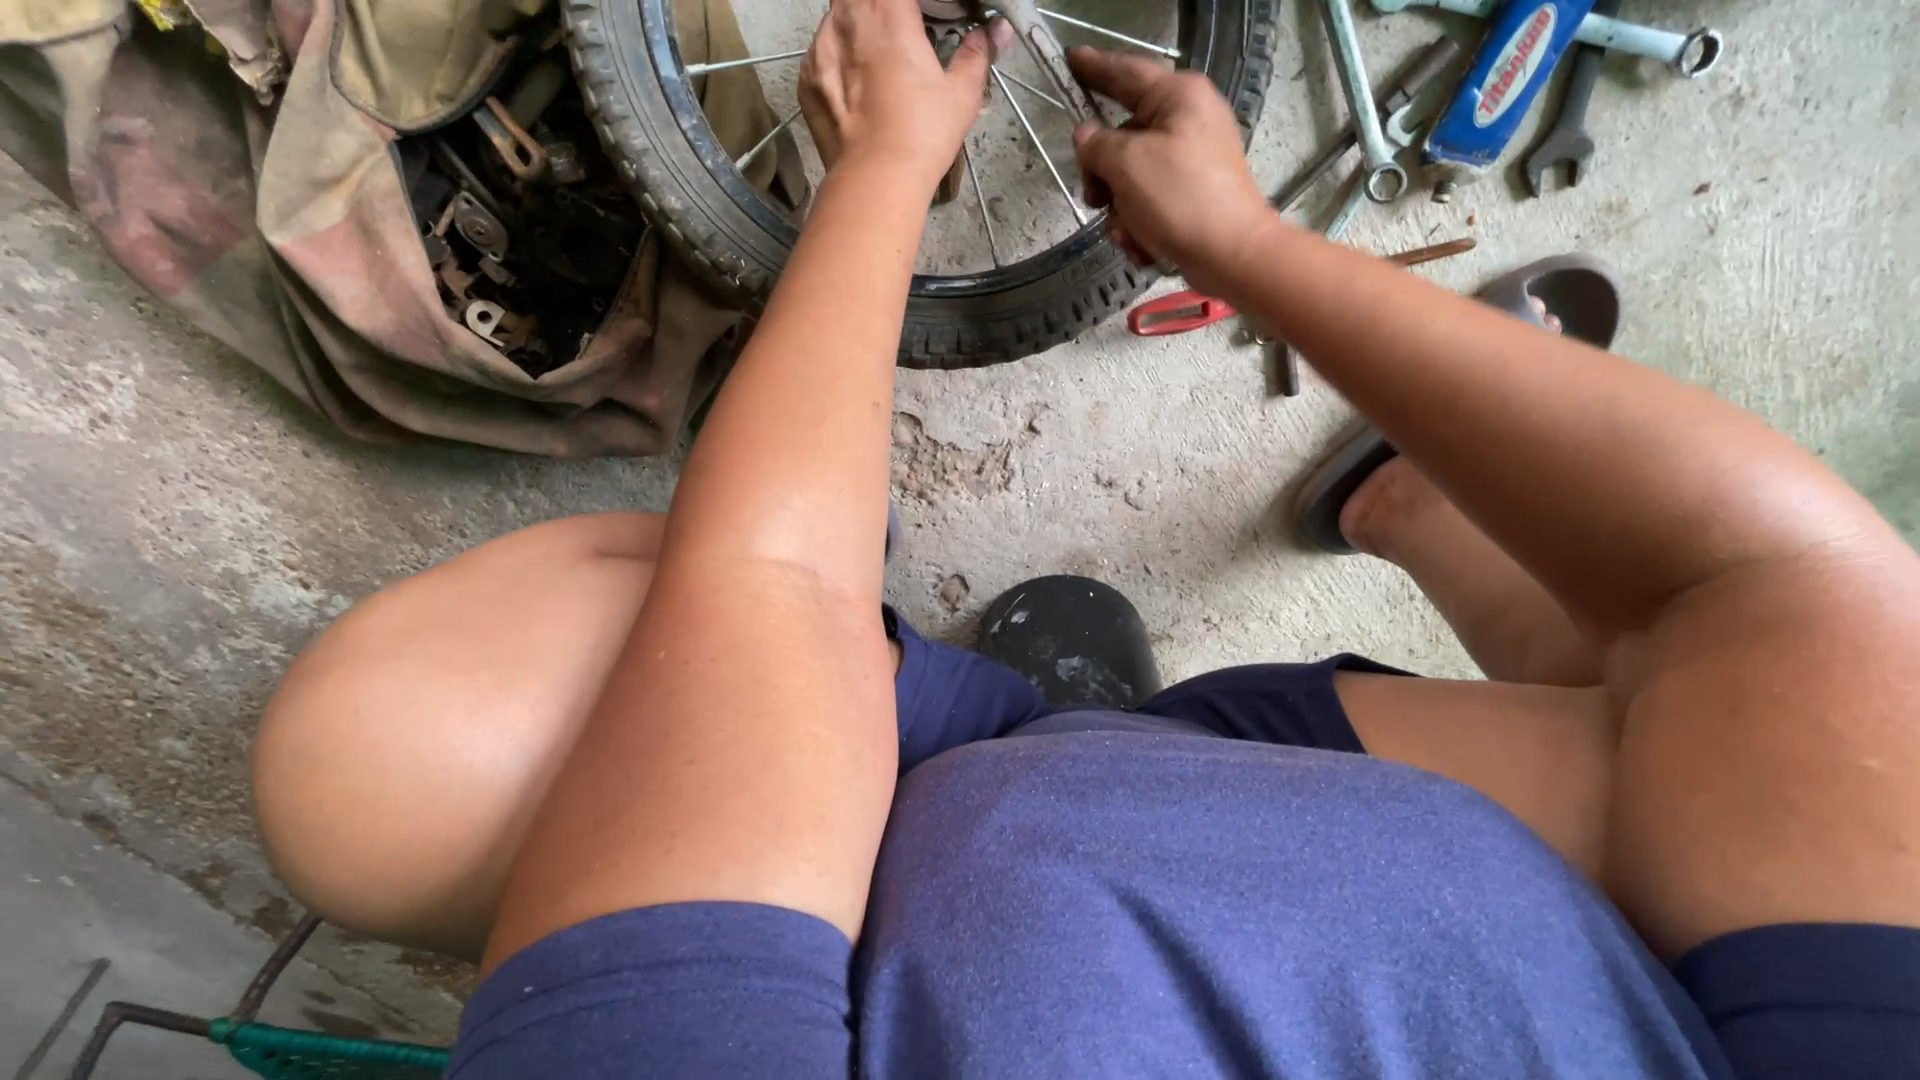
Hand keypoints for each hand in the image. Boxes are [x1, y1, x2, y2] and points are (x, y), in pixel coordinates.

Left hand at [800, 1, 1009, 190]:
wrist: (875, 180)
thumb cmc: (922, 135)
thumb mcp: (962, 93)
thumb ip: (978, 52)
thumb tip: (996, 31)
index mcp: (889, 11)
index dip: (912, 5)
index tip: (925, 17)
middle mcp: (848, 19)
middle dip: (882, 8)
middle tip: (900, 32)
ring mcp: (820, 49)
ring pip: (836, 17)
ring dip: (856, 26)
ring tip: (876, 58)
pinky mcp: (806, 80)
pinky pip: (820, 52)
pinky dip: (837, 58)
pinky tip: (856, 86)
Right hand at [1068, 47, 1272, 291]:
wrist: (1230, 255)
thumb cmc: (1179, 199)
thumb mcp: (1126, 164)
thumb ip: (1097, 145)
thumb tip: (1086, 136)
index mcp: (1178, 96)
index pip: (1125, 72)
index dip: (1093, 69)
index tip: (1070, 61)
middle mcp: (1188, 120)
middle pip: (1123, 137)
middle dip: (1104, 176)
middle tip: (1095, 198)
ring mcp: (1193, 160)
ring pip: (1132, 178)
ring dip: (1121, 211)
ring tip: (1129, 233)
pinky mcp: (1194, 195)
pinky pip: (1150, 203)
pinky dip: (1140, 226)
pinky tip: (1144, 245)